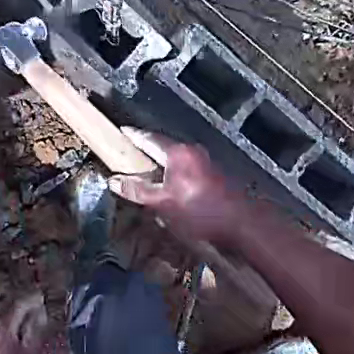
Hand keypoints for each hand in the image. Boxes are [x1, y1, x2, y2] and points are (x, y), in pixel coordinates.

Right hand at [109, 129, 252, 244]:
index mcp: (178, 152)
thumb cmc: (200, 210)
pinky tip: (171, 190)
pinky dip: (175, 176)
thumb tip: (114, 180)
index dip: (134, 135)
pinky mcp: (213, 176)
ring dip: (162, 167)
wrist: (239, 222)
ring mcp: (206, 163)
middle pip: (164, 148)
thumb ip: (137, 190)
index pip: (149, 138)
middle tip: (131, 154)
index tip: (122, 130)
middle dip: (147, 152)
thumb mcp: (162, 202)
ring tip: (148, 175)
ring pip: (177, 161)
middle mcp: (193, 152)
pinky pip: (187, 171)